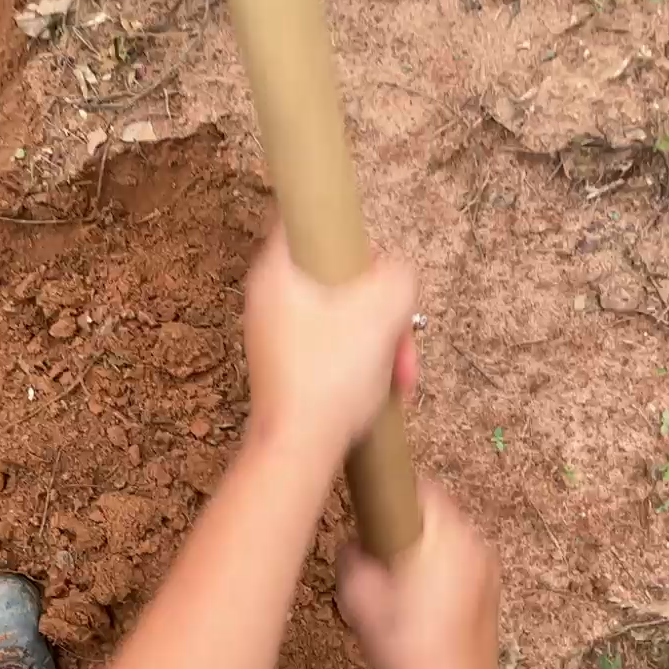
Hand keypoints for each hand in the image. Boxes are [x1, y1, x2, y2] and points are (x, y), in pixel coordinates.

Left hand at [242, 225, 416, 462]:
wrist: (299, 447)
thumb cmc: (329, 376)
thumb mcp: (383, 308)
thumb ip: (398, 273)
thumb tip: (393, 275)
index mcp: (276, 271)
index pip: (308, 221)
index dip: (349, 232)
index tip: (373, 257)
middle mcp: (268, 299)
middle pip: (338, 278)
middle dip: (382, 307)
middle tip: (400, 332)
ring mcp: (276, 335)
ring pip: (343, 317)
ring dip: (380, 340)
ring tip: (400, 374)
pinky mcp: (288, 367)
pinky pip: (333, 347)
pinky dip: (362, 362)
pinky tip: (385, 387)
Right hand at [337, 482, 501, 668]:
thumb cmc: (402, 639)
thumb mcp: (358, 593)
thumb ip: (351, 555)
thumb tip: (353, 544)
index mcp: (445, 532)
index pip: (419, 486)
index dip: (391, 491)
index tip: (368, 506)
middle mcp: (474, 542)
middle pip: (435, 512)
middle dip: (405, 522)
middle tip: (374, 544)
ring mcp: (488, 570)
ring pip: (448, 539)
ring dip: (422, 545)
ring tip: (392, 574)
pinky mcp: (490, 594)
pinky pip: (459, 563)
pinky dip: (438, 567)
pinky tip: (414, 599)